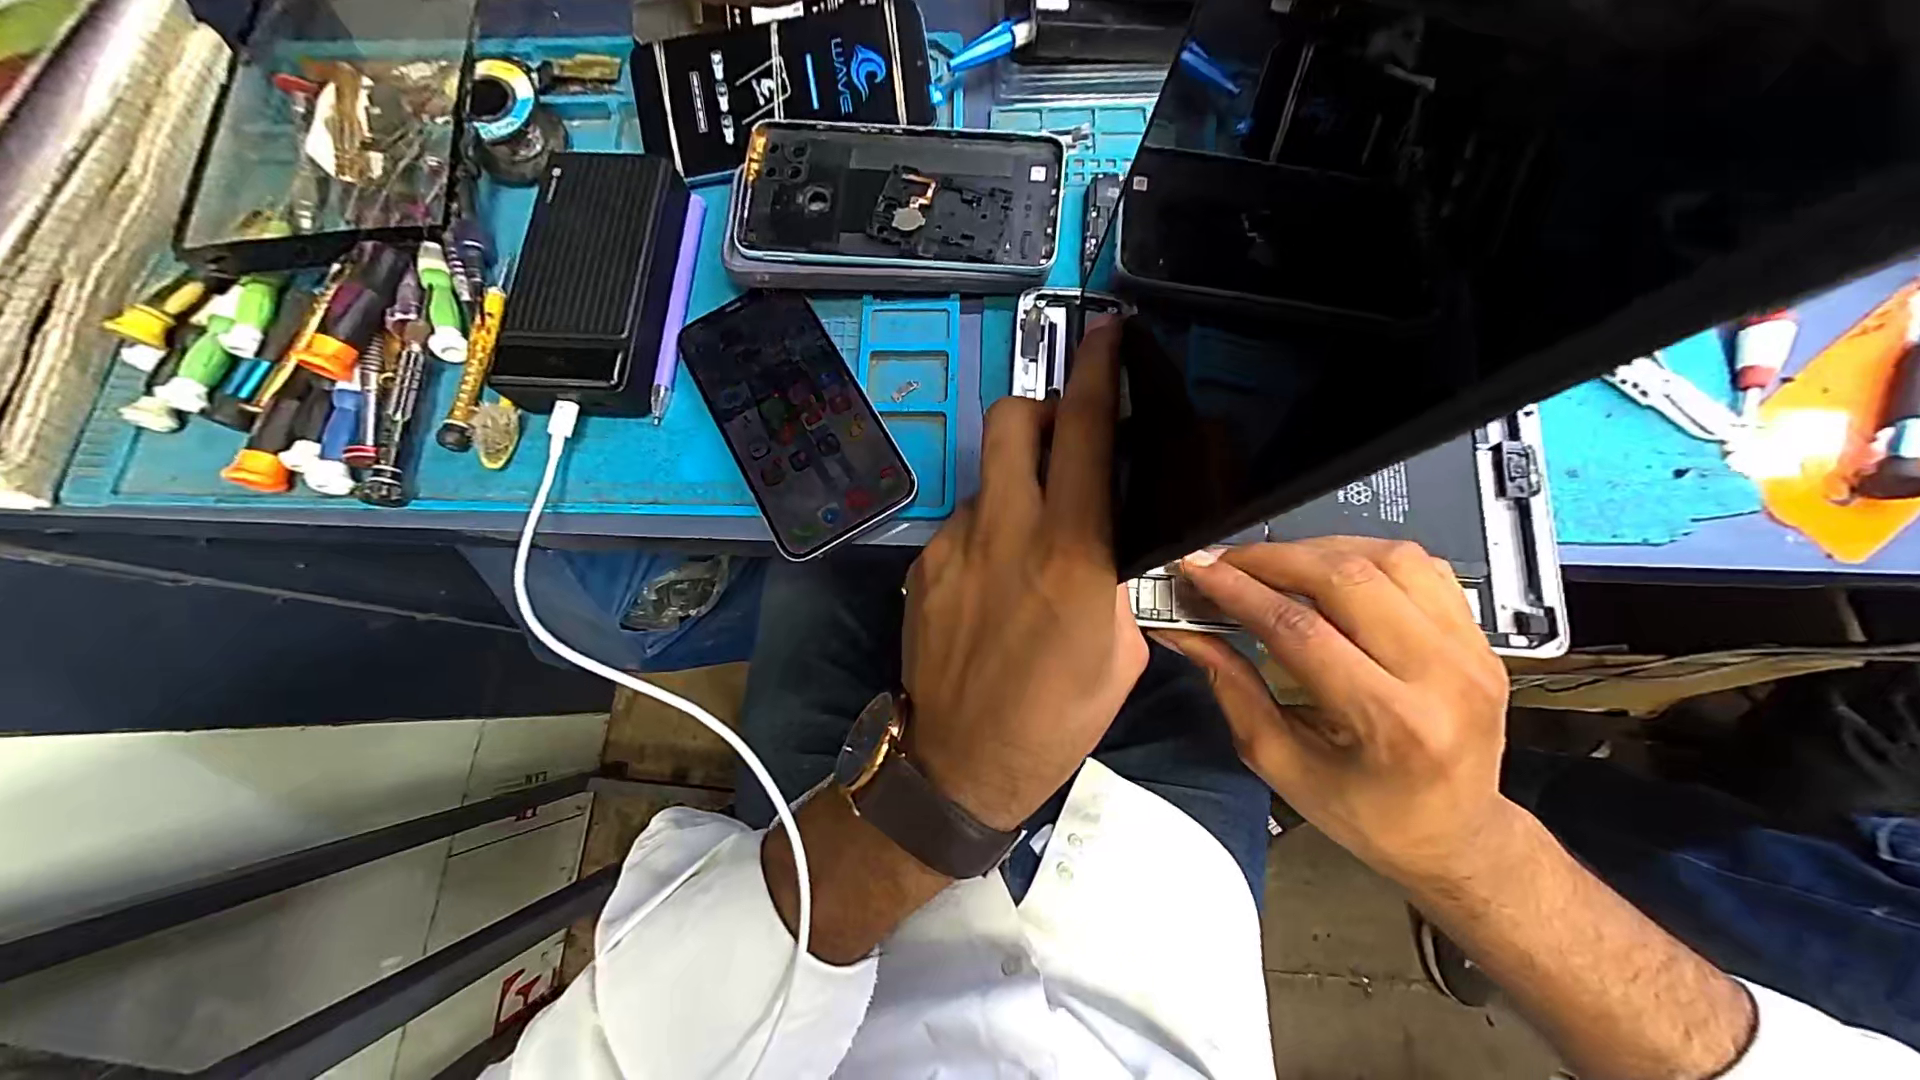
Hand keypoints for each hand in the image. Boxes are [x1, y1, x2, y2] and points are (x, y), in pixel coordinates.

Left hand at [900, 318, 1146, 829]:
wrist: (958, 761)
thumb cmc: (1056, 717)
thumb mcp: (1120, 651)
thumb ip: (1115, 576)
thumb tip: (1106, 534)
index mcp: (1072, 553)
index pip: (1087, 434)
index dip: (1098, 371)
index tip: (1104, 331)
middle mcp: (1006, 532)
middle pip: (1013, 419)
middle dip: (1042, 411)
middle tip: (1064, 443)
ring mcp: (954, 545)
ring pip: (988, 476)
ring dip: (1016, 482)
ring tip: (1029, 536)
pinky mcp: (922, 565)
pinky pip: (962, 522)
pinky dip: (985, 529)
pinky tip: (992, 577)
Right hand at [1158, 538, 1509, 883]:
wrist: (1455, 834)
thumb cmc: (1370, 813)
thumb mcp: (1280, 761)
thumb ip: (1231, 687)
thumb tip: (1190, 633)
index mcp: (1392, 724)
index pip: (1301, 629)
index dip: (1239, 591)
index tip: (1201, 572)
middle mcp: (1444, 679)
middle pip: (1347, 580)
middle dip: (1271, 560)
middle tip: (1226, 562)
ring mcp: (1469, 652)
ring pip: (1387, 558)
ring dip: (1315, 550)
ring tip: (1271, 565)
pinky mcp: (1475, 637)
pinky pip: (1420, 566)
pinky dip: (1361, 555)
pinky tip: (1327, 570)